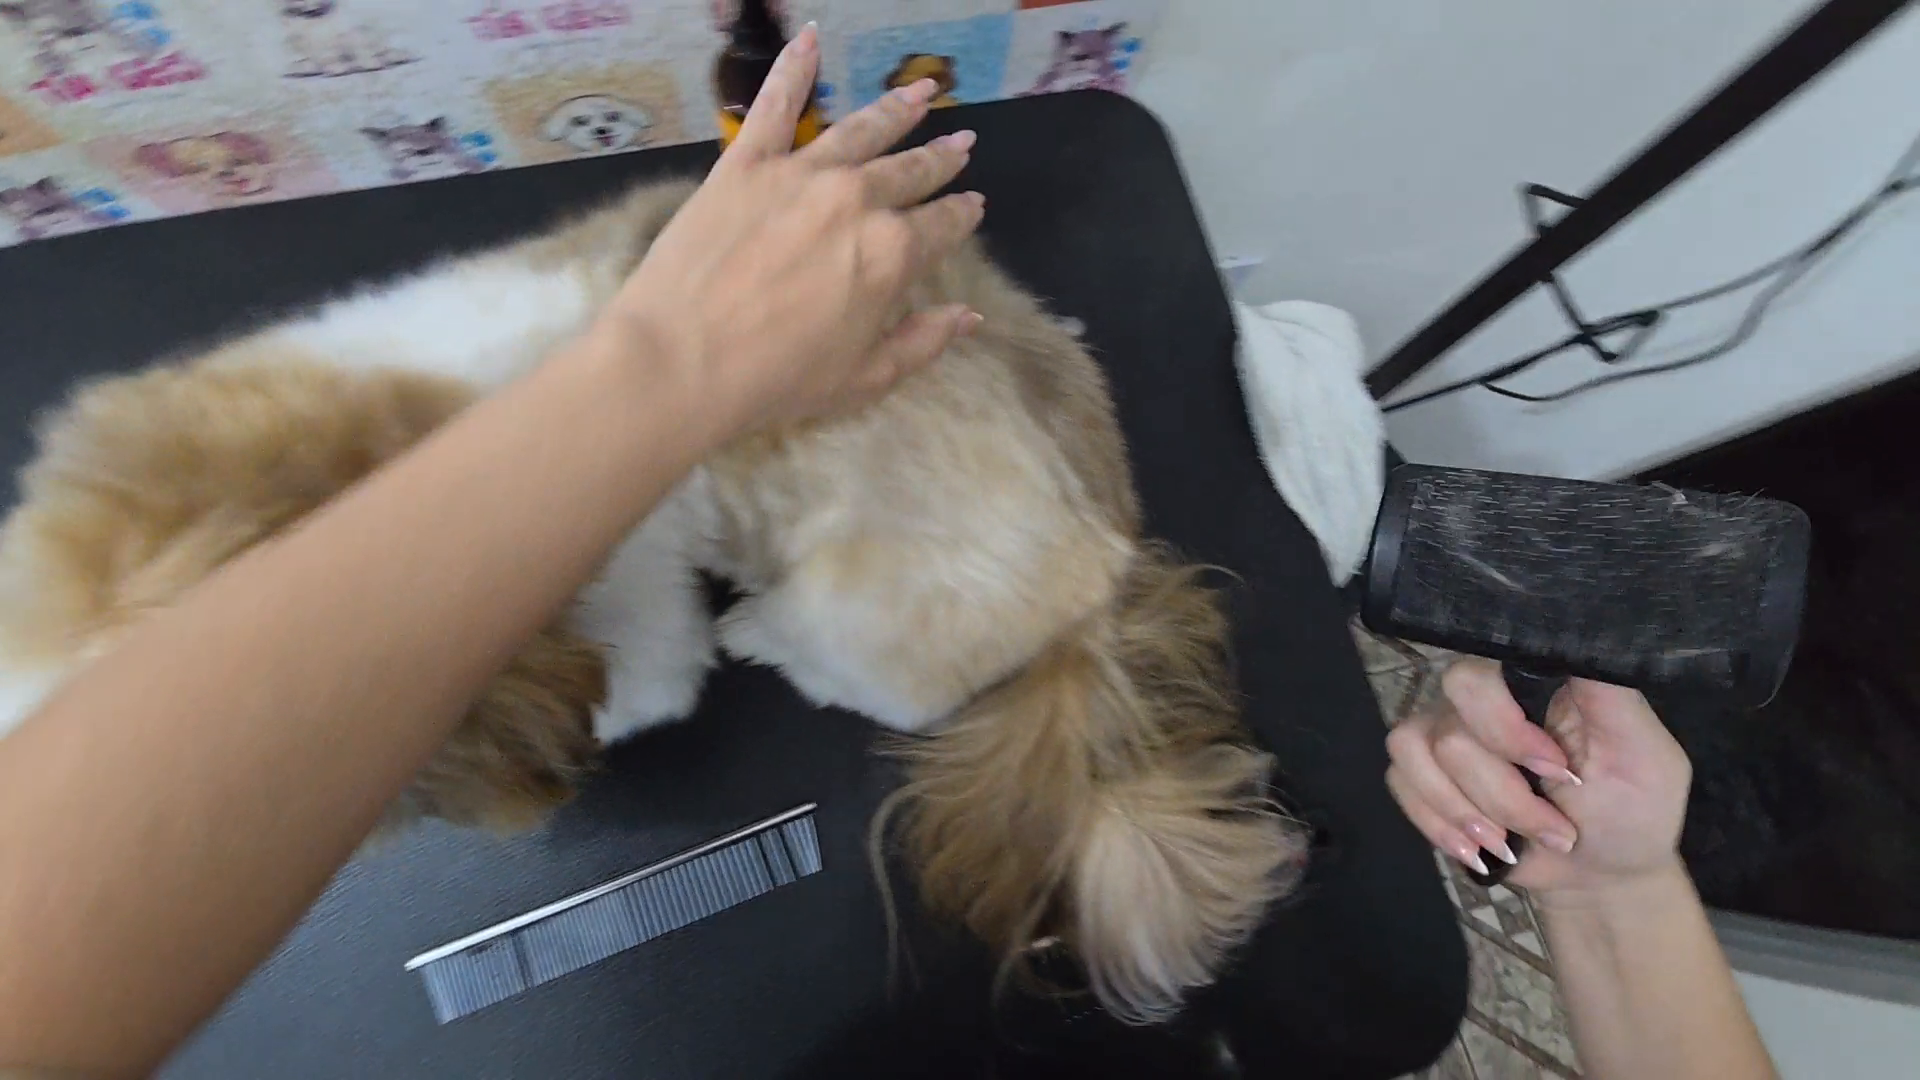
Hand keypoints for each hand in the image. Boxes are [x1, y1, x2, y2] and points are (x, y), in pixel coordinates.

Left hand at [605, 23, 984, 438]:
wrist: (683, 359)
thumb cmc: (782, 378)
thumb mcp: (867, 377)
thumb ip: (924, 342)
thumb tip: (969, 316)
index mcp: (893, 254)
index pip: (941, 227)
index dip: (961, 216)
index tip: (974, 204)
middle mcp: (857, 199)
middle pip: (908, 172)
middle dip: (939, 159)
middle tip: (961, 145)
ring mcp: (801, 173)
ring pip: (861, 130)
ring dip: (897, 110)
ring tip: (924, 93)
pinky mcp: (745, 161)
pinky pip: (776, 103)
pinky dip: (794, 68)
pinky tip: (812, 39)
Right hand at [1386, 659, 1691, 900]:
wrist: (1597, 874)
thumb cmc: (1628, 811)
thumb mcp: (1644, 755)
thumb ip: (1610, 696)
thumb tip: (1573, 639)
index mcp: (1520, 686)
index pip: (1472, 678)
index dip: (1501, 728)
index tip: (1556, 772)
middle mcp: (1468, 703)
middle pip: (1448, 735)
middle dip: (1501, 796)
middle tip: (1553, 829)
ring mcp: (1434, 733)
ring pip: (1417, 760)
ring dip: (1471, 816)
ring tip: (1512, 843)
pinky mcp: (1412, 770)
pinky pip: (1400, 784)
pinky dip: (1442, 826)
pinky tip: (1478, 848)